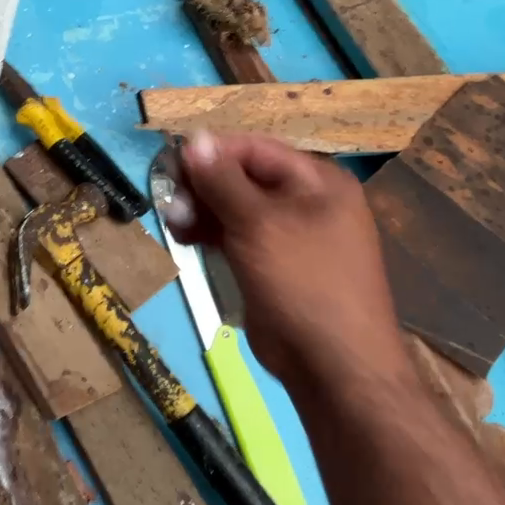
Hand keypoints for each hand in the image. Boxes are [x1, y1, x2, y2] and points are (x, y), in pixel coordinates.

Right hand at [163, 132, 409, 394]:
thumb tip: (194, 139)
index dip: (211, 153)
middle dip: (201, 185)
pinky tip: (184, 238)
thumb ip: (221, 179)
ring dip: (199, 208)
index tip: (171, 167)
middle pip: (240, 174)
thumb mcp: (257, 223)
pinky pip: (234, 232)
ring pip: (232, 204)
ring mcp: (289, 233)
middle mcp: (306, 200)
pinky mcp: (271, 261)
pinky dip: (208, 230)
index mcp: (317, 181)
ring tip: (174, 224)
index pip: (252, 147)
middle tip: (170, 202)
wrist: (333, 366)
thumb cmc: (302, 282)